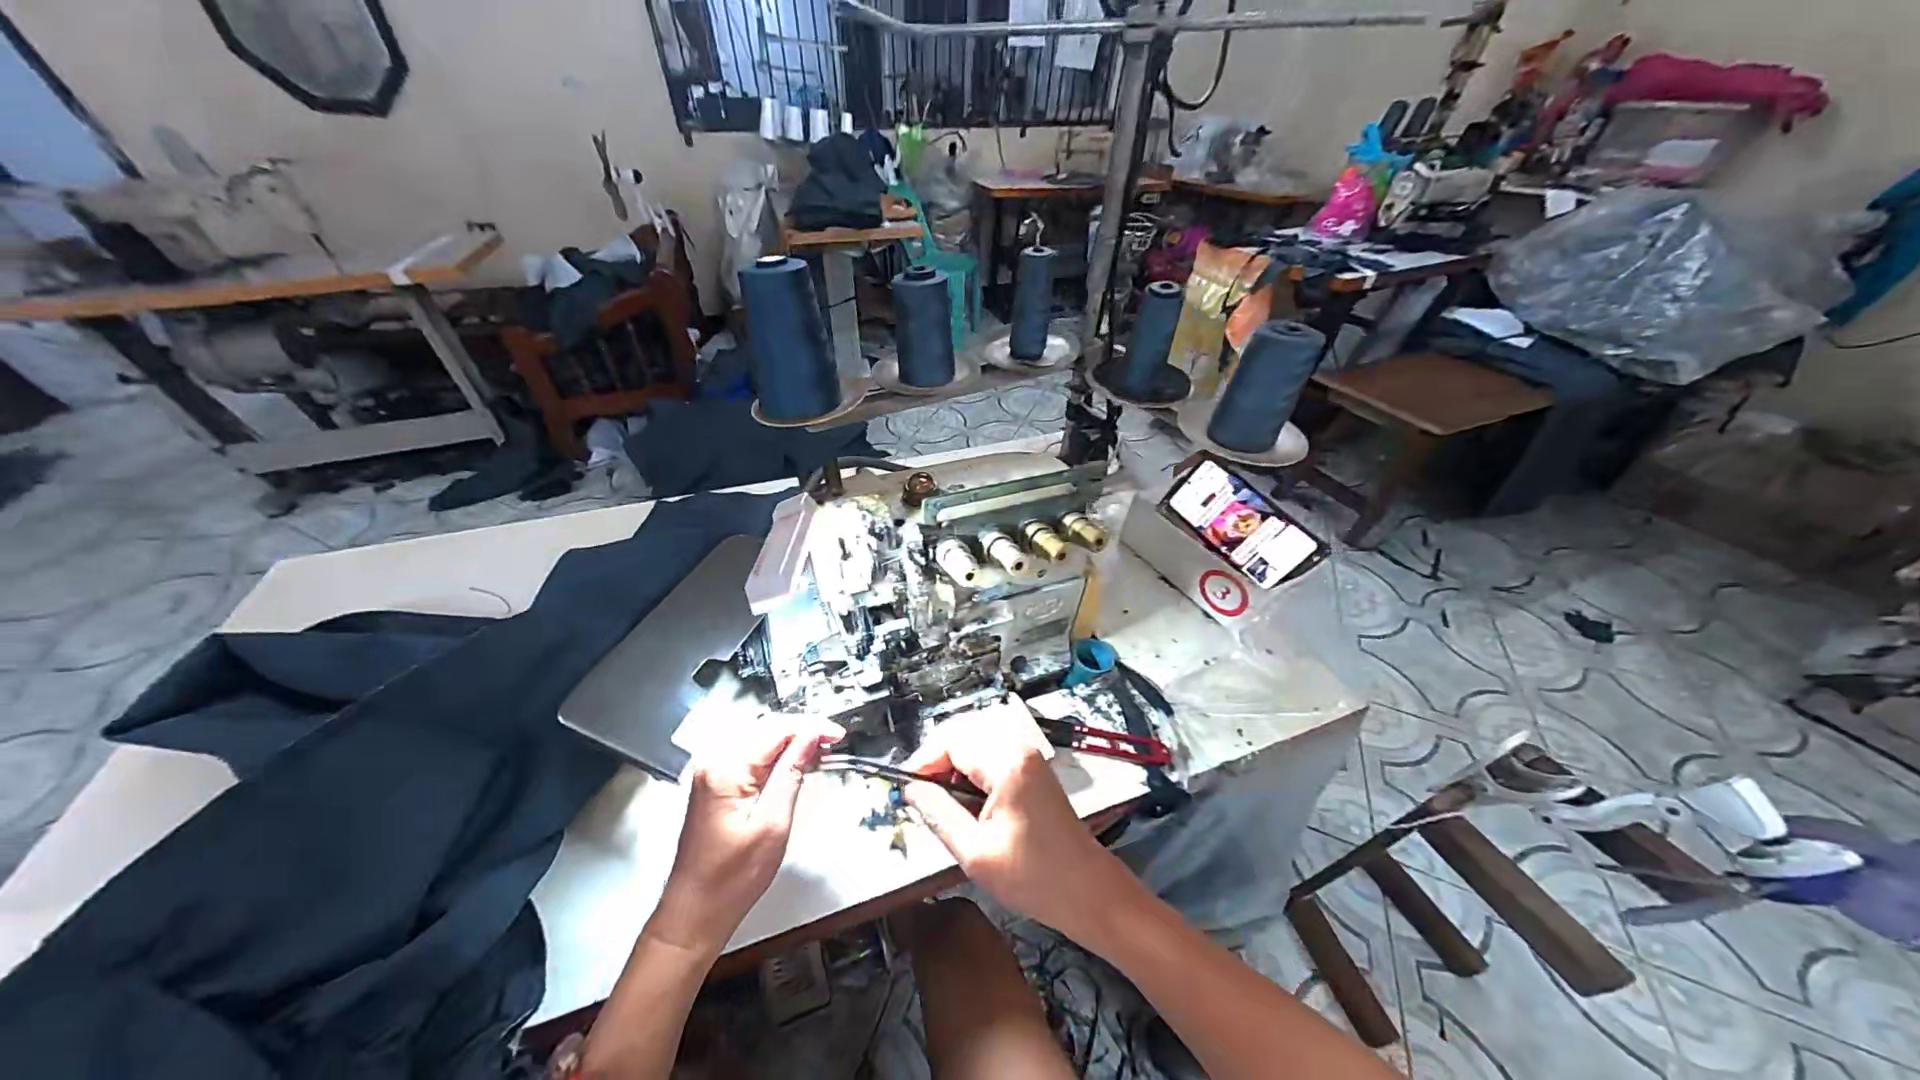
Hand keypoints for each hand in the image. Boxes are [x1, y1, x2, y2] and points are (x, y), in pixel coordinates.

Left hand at [648, 715, 844, 953]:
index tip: (835, 733)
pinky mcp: (712, 782)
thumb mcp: (773, 824)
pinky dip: (773, 753)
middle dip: (802, 730)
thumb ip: (791, 774)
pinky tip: (791, 762)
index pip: (776, 730)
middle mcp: (711, 764)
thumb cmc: (728, 881)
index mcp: (724, 771)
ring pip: (758, 737)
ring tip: (817, 751)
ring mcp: (709, 772)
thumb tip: (809, 739)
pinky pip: (748, 754)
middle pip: (765, 727)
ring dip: (789, 740)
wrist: (695, 912)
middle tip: (832, 741)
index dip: (811, 727)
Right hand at [902, 699, 1138, 940]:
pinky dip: (973, 770)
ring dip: (955, 765)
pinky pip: (992, 754)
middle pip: (963, 734)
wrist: (1089, 891)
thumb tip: (912, 790)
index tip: (908, 788)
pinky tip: (969, 801)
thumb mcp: (974, 852)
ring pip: (976, 741)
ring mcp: (1030, 757)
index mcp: (1007, 764)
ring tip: (945, 802)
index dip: (923, 760)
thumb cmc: (1036, 878)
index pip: (951, 740)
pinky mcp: (1034, 769)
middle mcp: (1021, 750)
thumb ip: (938, 813)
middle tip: (923, 796)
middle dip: (937, 761)